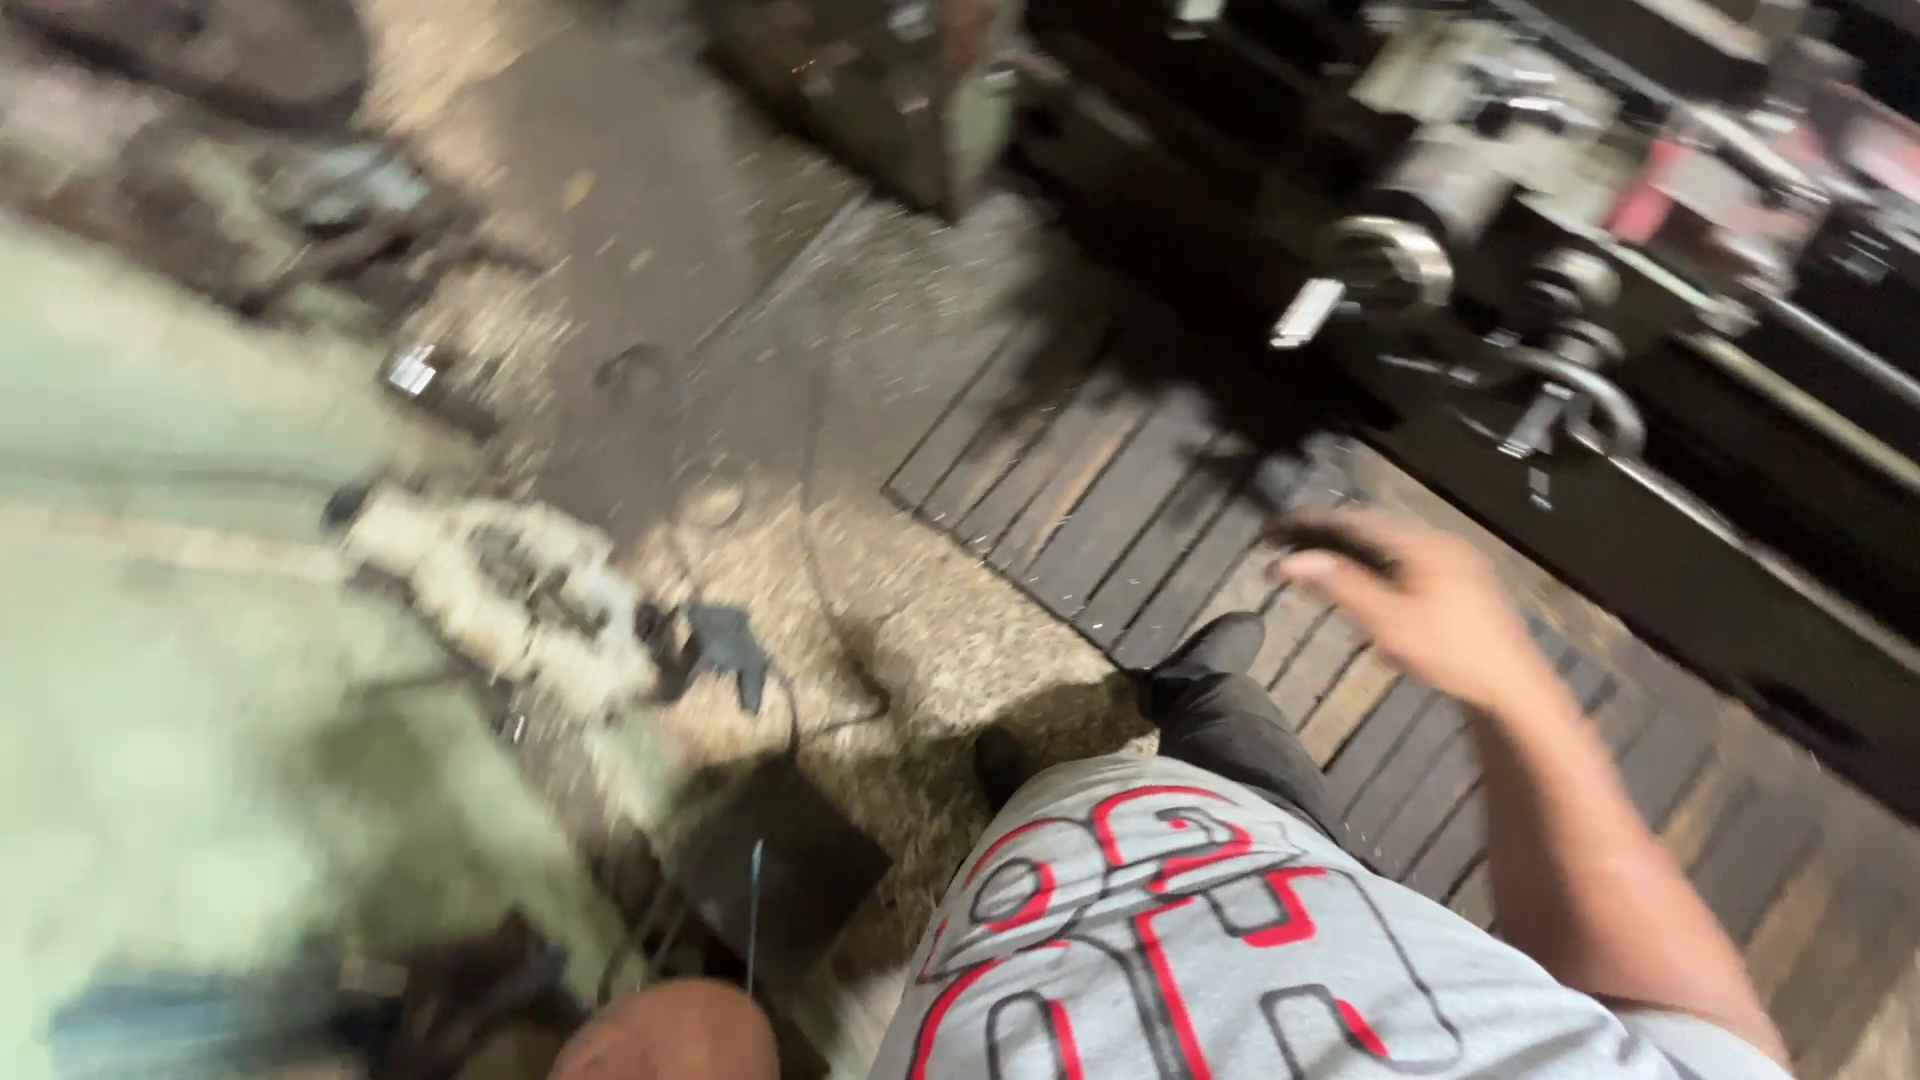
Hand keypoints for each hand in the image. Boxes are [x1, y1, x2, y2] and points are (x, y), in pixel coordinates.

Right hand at [1270, 509, 1556, 710]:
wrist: (1511, 688)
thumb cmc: (1448, 652)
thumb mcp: (1387, 620)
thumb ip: (1339, 585)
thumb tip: (1291, 561)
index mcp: (1420, 544)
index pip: (1352, 521)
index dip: (1307, 523)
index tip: (1271, 530)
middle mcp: (1434, 542)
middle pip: (1365, 527)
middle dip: (1319, 534)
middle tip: (1279, 544)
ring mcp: (1446, 560)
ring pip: (1380, 544)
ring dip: (1340, 549)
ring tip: (1304, 559)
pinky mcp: (1451, 580)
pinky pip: (1394, 559)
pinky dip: (1362, 563)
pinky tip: (1348, 578)